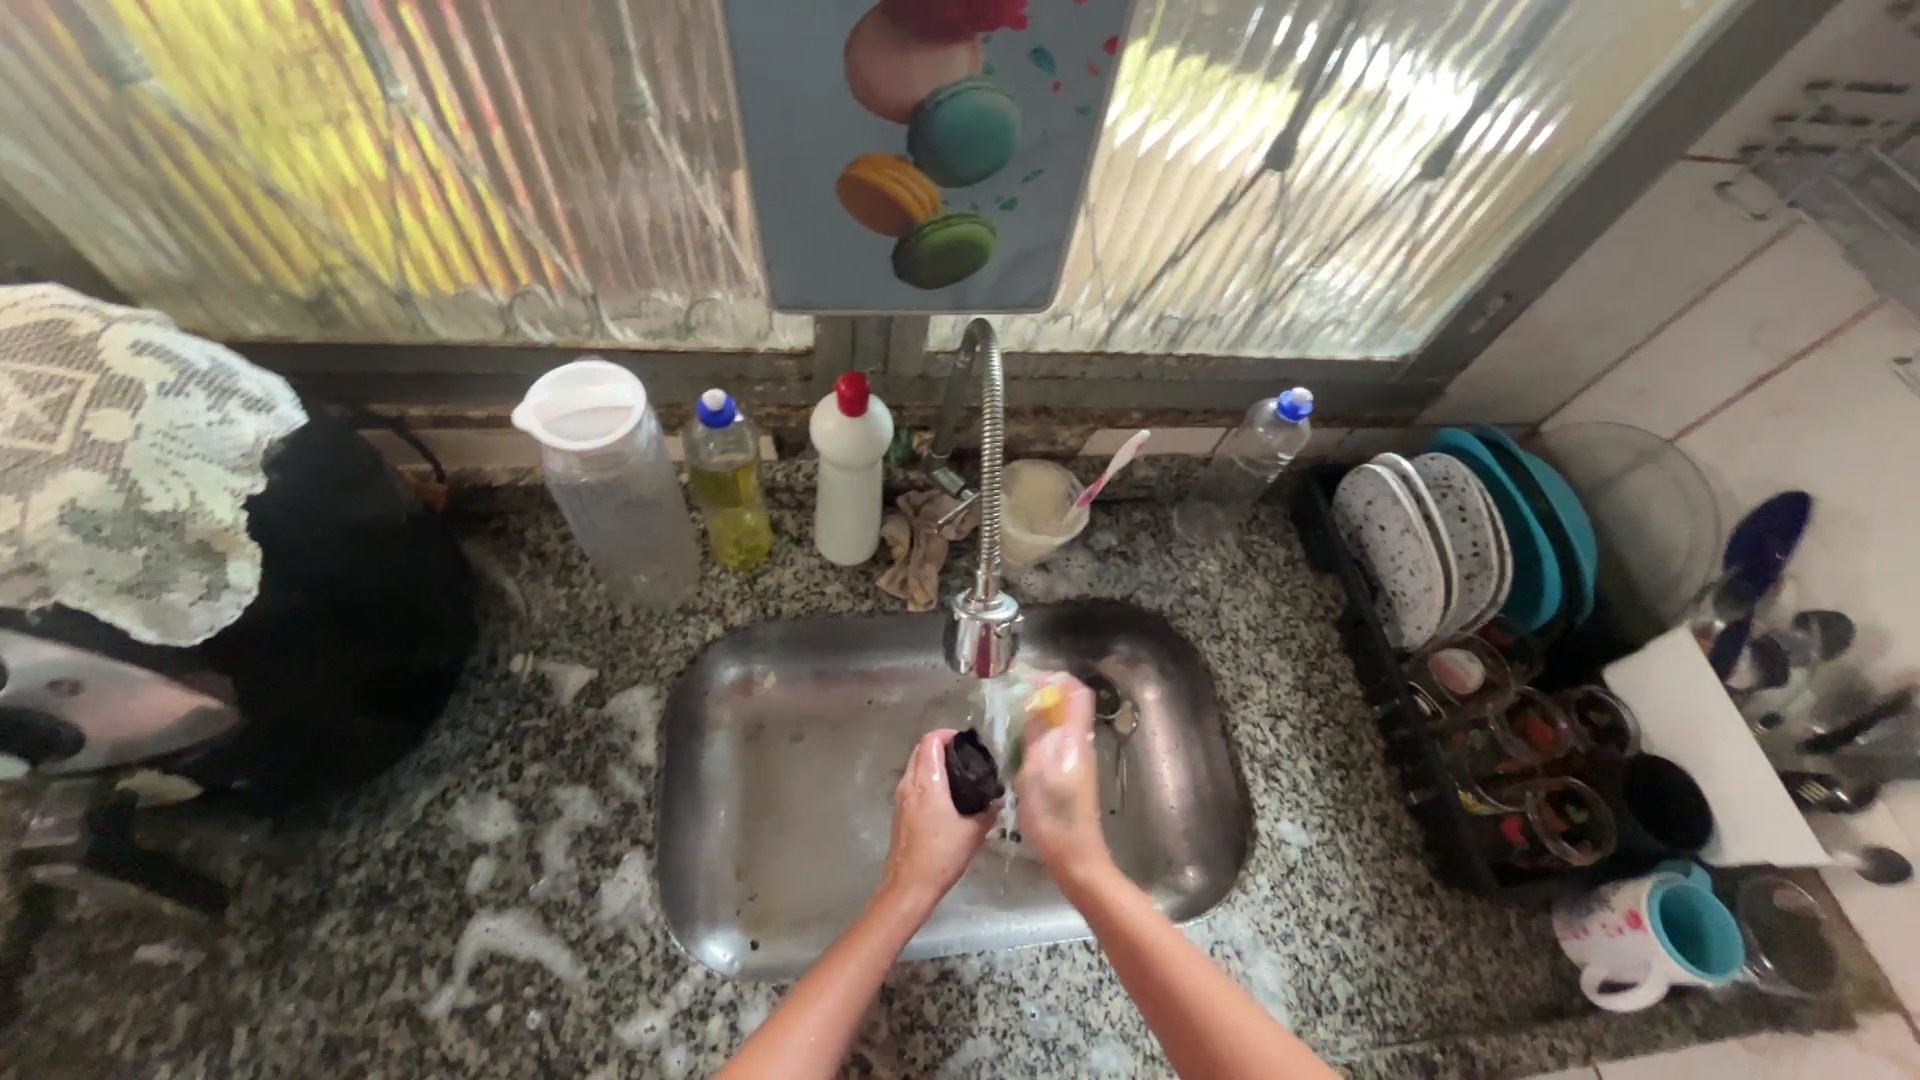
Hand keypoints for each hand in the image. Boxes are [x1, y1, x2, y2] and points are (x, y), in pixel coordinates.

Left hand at [881, 729, 994, 909]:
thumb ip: (988, 812)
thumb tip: (998, 800)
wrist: (908, 886)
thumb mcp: (973, 833)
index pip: (930, 741)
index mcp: (927, 782)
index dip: (946, 734)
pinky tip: (944, 794)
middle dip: (940, 745)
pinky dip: (926, 777)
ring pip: (914, 765)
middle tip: (964, 755)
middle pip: (920, 749)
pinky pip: (912, 781)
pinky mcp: (899, 811)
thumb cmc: (941, 855)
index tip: (965, 742)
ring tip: (957, 773)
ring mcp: (901, 797)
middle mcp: (910, 784)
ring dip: (932, 761)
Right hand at [1015, 675, 1112, 884]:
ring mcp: (1077, 760)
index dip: (1056, 679)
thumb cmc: (1054, 816)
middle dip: (1041, 695)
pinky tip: (1018, 749)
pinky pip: (1056, 742)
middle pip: (1068, 705)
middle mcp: (1081, 744)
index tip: (1027, 679)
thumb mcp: (1036, 771)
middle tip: (1011, 698)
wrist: (1075, 857)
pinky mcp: (1071, 775)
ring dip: (1038, 716)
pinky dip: (1038, 736)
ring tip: (1009, 720)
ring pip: (1061, 724)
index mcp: (1076, 739)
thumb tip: (1034, 703)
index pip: (1077, 693)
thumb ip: (1036, 735)